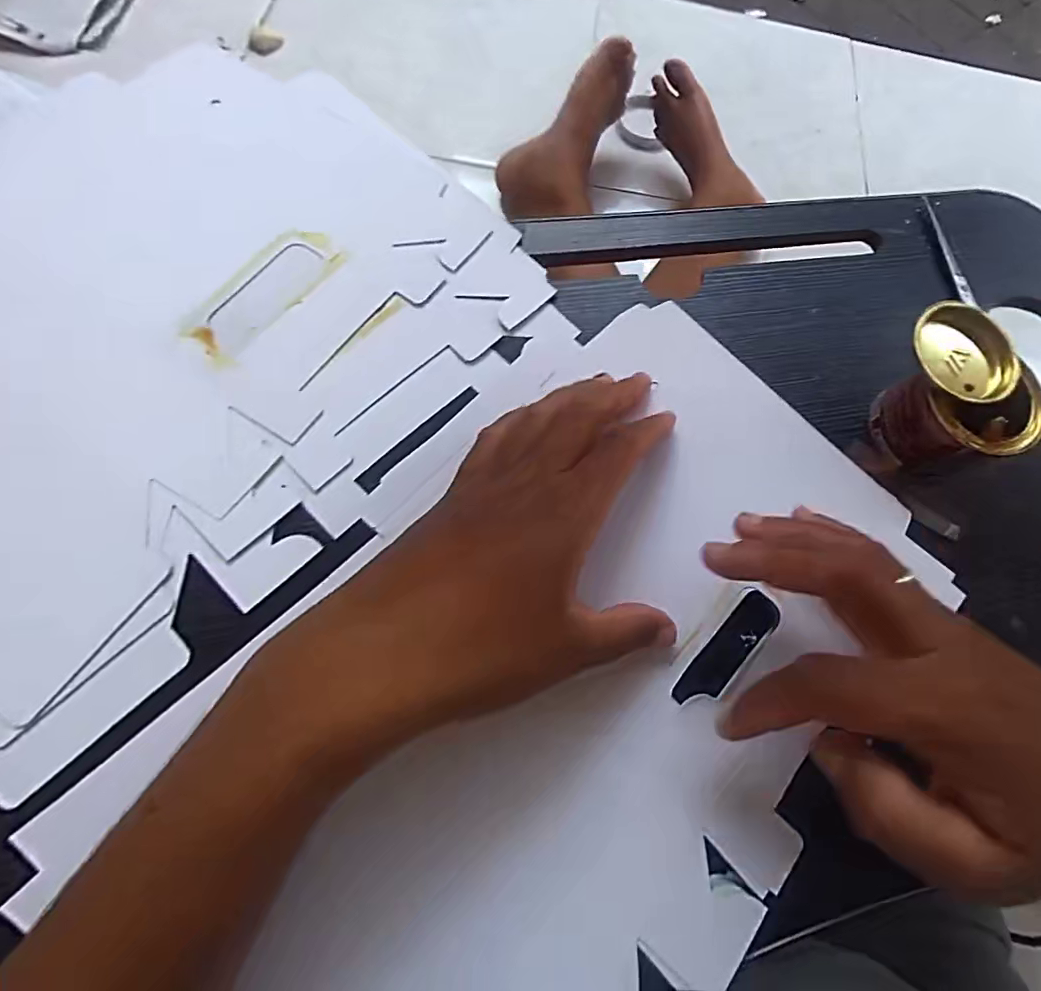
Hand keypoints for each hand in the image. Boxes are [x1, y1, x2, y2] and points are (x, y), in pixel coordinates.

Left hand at [242, 374, 677, 771]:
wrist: (372, 658)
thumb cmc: (479, 652)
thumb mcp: (567, 650)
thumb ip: (623, 633)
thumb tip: (668, 630)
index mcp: (564, 515)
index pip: (613, 457)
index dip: (642, 433)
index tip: (663, 417)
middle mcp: (527, 489)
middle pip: (574, 423)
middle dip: (609, 398)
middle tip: (635, 381)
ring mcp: (484, 490)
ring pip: (534, 424)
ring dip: (567, 399)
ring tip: (591, 385)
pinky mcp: (451, 502)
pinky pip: (494, 442)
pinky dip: (518, 420)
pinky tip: (522, 420)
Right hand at [703, 510, 1040, 901]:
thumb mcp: (971, 864)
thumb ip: (884, 811)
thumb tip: (829, 742)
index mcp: (940, 706)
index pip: (832, 683)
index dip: (772, 698)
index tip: (731, 723)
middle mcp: (938, 644)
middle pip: (848, 576)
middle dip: (776, 559)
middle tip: (716, 554)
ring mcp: (945, 621)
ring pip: (864, 558)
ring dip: (799, 537)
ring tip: (745, 526)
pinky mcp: (947, 618)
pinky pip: (884, 565)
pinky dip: (838, 537)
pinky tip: (806, 523)